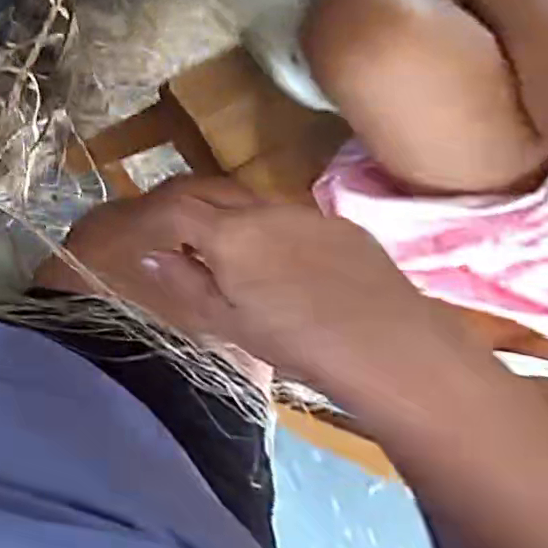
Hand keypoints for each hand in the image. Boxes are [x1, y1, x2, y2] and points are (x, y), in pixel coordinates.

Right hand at [58, 178, 480, 397]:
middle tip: (190, 240)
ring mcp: (305, 213)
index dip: (161, 221)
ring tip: (244, 257)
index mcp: (227, 233)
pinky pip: (294, 218)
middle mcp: (261, 210)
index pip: (177, 209)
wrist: (398, 353)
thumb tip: (150, 254)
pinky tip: (295, 267)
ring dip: (236, 219)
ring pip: (254, 204)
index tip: (160, 242)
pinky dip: (278, 231)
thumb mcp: (227, 322)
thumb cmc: (298, 343)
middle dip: (193, 210)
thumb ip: (183, 282)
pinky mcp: (342, 224)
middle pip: (213, 194)